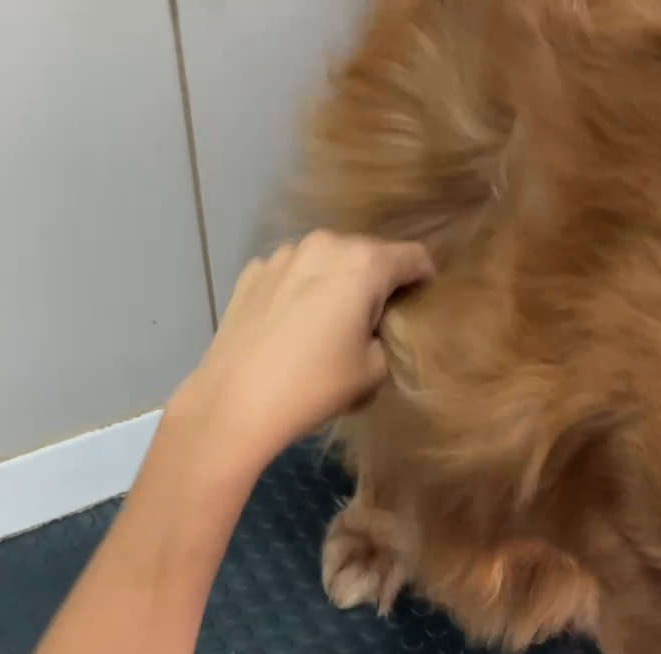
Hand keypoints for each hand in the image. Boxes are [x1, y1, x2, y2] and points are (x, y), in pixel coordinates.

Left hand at [167, 231, 432, 467]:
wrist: (236, 401)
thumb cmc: (315, 387)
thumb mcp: (373, 371)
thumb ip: (387, 337)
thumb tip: (375, 326)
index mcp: (363, 264)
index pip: (413, 257)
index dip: (424, 281)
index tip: (420, 305)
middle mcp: (324, 245)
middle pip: (367, 254)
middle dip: (376, 282)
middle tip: (372, 323)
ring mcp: (282, 255)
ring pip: (326, 262)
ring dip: (336, 284)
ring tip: (327, 326)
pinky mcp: (252, 272)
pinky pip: (292, 274)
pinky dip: (301, 291)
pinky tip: (290, 328)